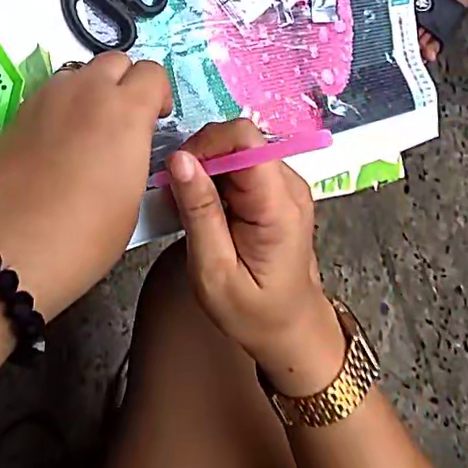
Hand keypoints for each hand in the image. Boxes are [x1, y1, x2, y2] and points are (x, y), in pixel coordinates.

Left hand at [0, 52, 170, 318]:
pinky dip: (62, 105)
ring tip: (88, 132)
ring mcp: (46, 97)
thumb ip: (136, 158)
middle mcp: (85, 91)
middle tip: (125, 121)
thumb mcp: (131, 204)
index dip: (159, 94)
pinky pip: (51, 93)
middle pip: (114, 61)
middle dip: (126, 83)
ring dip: (91, 90)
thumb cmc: (81, 236)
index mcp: (124, 110)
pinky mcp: (17, 111)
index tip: (155, 120)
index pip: (152, 72)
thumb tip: (129, 150)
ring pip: (79, 73)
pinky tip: (57, 143)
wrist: (3, 246)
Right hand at [165, 120, 345, 395]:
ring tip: (188, 204)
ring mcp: (284, 183)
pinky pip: (239, 162)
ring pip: (235, 147)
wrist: (290, 330)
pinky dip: (213, 175)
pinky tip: (203, 205)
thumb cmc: (252, 311)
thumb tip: (179, 158)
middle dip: (200, 156)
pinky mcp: (275, 187)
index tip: (178, 174)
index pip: (244, 139)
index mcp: (278, 205)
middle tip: (177, 194)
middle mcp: (288, 184)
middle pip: (238, 138)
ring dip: (204, 167)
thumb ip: (198, 211)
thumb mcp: (213, 271)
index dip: (205, 145)